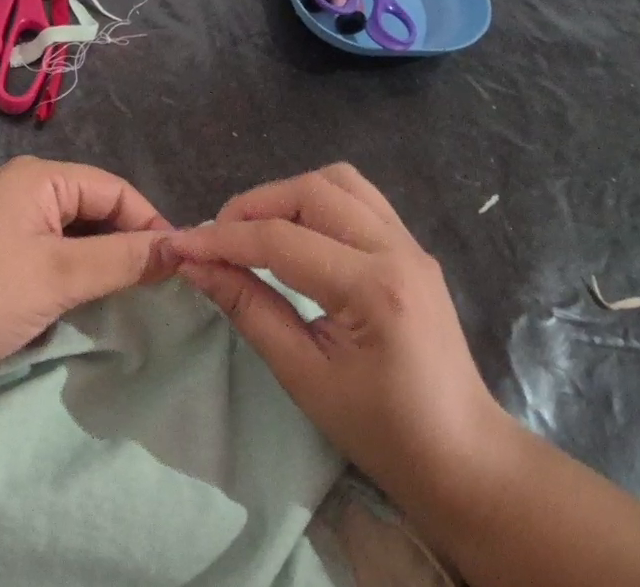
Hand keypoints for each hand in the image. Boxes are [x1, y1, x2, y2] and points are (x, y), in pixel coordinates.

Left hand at [0, 156, 173, 398]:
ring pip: (73, 235)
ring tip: (135, 293)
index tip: (182, 265)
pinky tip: (91, 299)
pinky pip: (50, 255)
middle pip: (94, 208)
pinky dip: (75, 274)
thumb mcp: (61, 275)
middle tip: (163, 283)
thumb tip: (181, 248)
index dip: (150, 223)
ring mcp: (5, 224)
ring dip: (102, 261)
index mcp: (36, 178)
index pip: (113, 188)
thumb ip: (124, 259)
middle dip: (127, 242)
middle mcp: (21, 191)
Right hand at [168, 164, 514, 504]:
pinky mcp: (412, 249)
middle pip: (312, 191)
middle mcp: (397, 250)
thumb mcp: (304, 376)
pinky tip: (295, 235)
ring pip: (339, 182)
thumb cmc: (381, 430)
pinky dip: (316, 203)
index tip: (178, 246)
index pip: (281, 240)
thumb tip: (196, 266)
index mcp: (374, 288)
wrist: (462, 456)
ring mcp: (410, 244)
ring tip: (253, 232)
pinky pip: (358, 199)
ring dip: (287, 196)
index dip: (221, 239)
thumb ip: (250, 310)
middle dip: (253, 206)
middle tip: (215, 240)